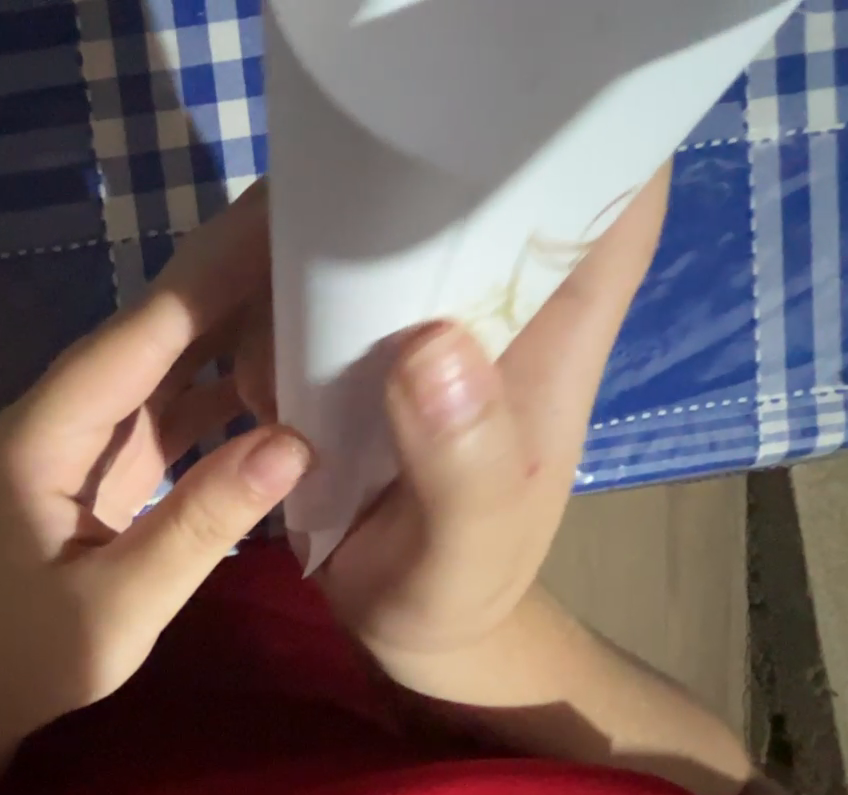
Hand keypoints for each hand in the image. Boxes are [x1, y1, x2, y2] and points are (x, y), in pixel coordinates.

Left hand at [0, 184, 310, 733]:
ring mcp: (84, 439)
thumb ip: (199, 526)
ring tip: (319, 287)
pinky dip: (222, 393)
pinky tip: (279, 378)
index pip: (142, 332)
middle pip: (155, 332)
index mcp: (47, 433)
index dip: (215, 268)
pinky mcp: (106, 467)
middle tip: (324, 227)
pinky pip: (170, 413)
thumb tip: (293, 444)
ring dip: (233, 331)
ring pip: (167, 367)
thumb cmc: (32, 655)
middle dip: (233, 280)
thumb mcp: (118, 606)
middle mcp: (63, 417)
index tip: (286, 208)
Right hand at [240, 169, 670, 701]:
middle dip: (397, 191)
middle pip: (470, 206)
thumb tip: (427, 348)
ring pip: (378, 256)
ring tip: (255, 301)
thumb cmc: (455, 589)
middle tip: (307, 209)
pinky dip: (279, 315)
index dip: (569, 139)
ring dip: (316, 261)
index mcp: (548, 346)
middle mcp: (489, 325)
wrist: (412, 627)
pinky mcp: (360, 371)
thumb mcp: (466, 546)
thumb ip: (464, 463)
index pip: (604, 204)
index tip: (478, 115)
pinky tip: (243, 349)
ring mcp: (418, 345)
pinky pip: (319, 312)